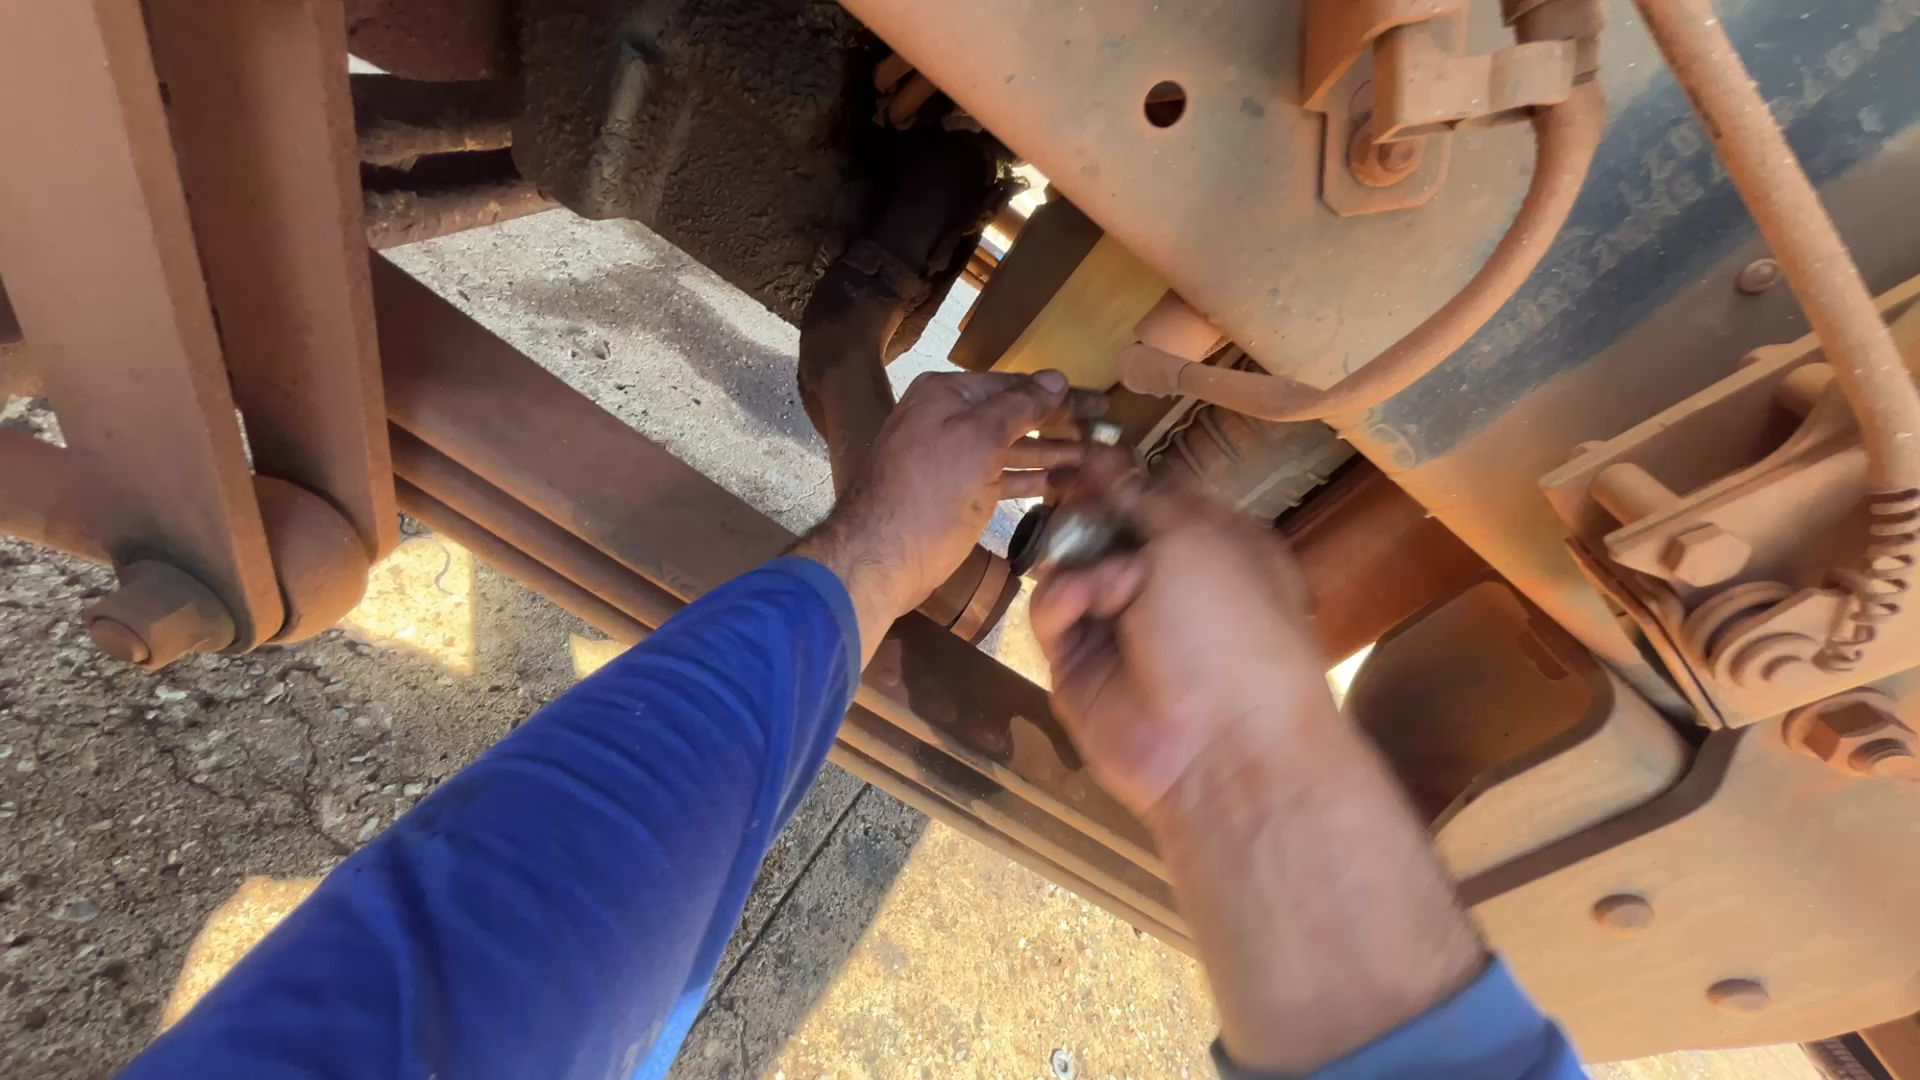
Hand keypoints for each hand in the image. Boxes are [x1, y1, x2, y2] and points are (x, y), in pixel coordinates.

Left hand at [793, 369, 1091, 660]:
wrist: (882, 556)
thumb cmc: (929, 491)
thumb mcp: (977, 439)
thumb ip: (1019, 407)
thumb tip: (1055, 377)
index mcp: (948, 394)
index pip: (1015, 385)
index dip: (1061, 394)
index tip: (1101, 401)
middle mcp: (950, 419)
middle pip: (1018, 416)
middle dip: (1063, 424)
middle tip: (1109, 430)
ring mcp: (956, 459)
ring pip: (1014, 449)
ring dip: (1055, 454)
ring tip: (1100, 459)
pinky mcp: (961, 494)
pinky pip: (1005, 477)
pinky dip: (1034, 479)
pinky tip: (1067, 483)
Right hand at [1030, 455, 1328, 819]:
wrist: (1221, 744)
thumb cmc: (1227, 625)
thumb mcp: (1196, 539)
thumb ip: (1141, 497)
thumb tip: (1109, 458)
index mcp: (1208, 545)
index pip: (1149, 496)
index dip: (1115, 476)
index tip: (1078, 454)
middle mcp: (1162, 580)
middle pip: (1100, 528)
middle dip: (1084, 515)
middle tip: (1068, 498)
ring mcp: (1117, 622)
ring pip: (1067, 565)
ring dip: (1080, 563)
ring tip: (1106, 588)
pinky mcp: (1078, 659)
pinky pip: (1052, 611)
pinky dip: (1063, 602)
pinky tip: (1083, 610)